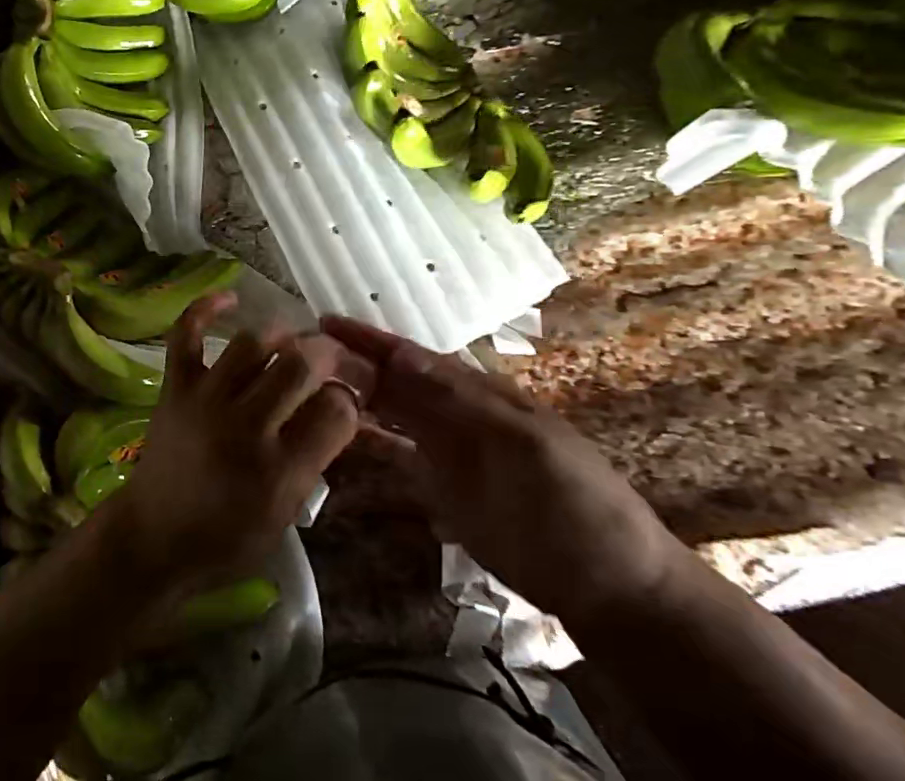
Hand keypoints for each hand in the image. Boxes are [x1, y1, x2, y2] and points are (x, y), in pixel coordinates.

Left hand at [105, 294, 372, 593]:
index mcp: (282, 467)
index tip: (350, 398)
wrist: (156, 534)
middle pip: (301, 364)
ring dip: (281, 337)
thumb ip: (315, 459)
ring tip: (292, 346)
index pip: (337, 410)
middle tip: (332, 363)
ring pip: (253, 343)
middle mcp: (246, 424)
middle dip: (329, 356)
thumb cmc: (227, 536)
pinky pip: (185, 335)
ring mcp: (205, 399)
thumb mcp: (287, 511)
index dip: (352, 398)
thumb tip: (340, 412)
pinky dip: (204, 310)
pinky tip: (230, 298)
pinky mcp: (175, 387)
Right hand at [321, 316, 690, 625]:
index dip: (370, 339)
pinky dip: (361, 437)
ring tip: (302, 383)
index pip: (413, 357)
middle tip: (296, 352)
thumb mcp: (527, 443)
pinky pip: (389, 450)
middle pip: (393, 379)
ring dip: (350, 393)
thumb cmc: (576, 505)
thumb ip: (462, 398)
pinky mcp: (434, 483)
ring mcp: (442, 448)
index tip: (323, 320)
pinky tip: (328, 430)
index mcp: (480, 394)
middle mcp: (454, 413)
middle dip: (350, 361)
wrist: (607, 585)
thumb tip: (400, 355)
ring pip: (386, 410)